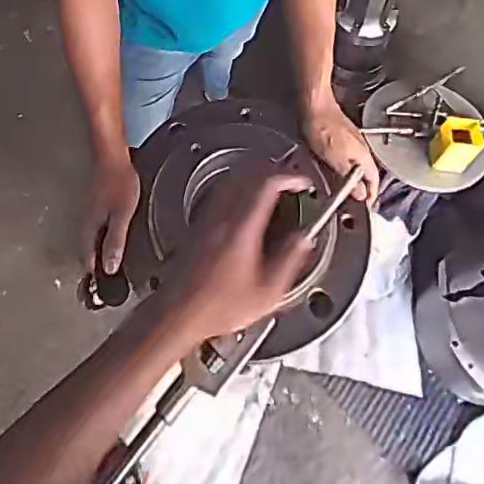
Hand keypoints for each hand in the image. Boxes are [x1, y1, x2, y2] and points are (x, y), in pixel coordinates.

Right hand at [81, 149, 140, 273]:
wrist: (112, 156)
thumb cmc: (118, 182)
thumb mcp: (122, 214)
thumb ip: (116, 241)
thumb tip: (109, 267)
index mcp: (90, 228)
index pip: (88, 260)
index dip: (95, 278)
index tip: (102, 292)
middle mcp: (85, 223)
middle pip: (87, 253)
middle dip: (94, 269)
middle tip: (105, 285)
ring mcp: (89, 214)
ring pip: (90, 242)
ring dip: (97, 255)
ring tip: (107, 268)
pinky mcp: (95, 207)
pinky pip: (95, 231)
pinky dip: (100, 241)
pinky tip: (109, 241)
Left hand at [165, 173, 316, 341]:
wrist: (179, 313)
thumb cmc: (216, 307)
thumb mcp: (267, 293)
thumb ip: (289, 261)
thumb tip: (304, 240)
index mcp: (241, 229)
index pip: (266, 184)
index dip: (289, 176)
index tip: (303, 182)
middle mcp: (222, 216)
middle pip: (249, 172)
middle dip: (275, 169)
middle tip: (291, 180)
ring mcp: (208, 216)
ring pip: (233, 177)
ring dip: (257, 174)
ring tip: (274, 186)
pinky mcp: (199, 222)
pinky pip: (222, 189)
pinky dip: (241, 184)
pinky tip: (249, 199)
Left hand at [302, 101, 381, 201]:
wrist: (315, 107)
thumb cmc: (324, 128)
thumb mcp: (338, 160)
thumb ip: (351, 179)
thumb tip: (361, 195)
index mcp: (364, 157)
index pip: (374, 182)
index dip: (370, 196)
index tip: (364, 206)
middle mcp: (361, 150)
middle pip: (364, 175)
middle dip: (357, 188)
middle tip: (349, 199)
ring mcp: (351, 143)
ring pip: (352, 166)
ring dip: (346, 178)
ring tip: (335, 187)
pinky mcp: (340, 138)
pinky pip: (342, 158)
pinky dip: (337, 166)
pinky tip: (326, 168)